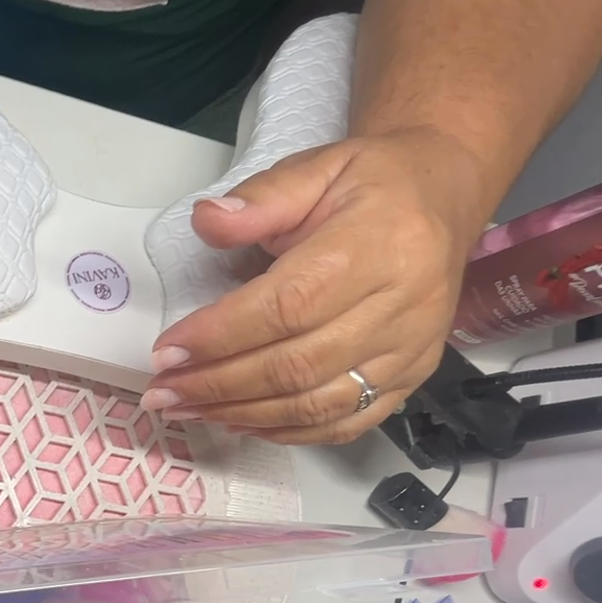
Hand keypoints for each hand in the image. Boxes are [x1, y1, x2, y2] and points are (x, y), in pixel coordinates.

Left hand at [142, 129, 492, 444]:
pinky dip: (285, 432)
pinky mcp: (411, 376)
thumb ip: (259, 199)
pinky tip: (236, 423)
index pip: (286, 306)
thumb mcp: (315, 170)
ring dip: (238, 414)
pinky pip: (344, 422)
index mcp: (377, 247)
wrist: (443, 196)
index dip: (218, 336)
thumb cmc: (368, 185)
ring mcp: (410, 348)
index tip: (164, 353)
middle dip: (215, 385)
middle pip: (295, 365)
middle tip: (159, 392)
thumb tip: (206, 220)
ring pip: (314, 403)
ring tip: (183, 410)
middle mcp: (403, 305)